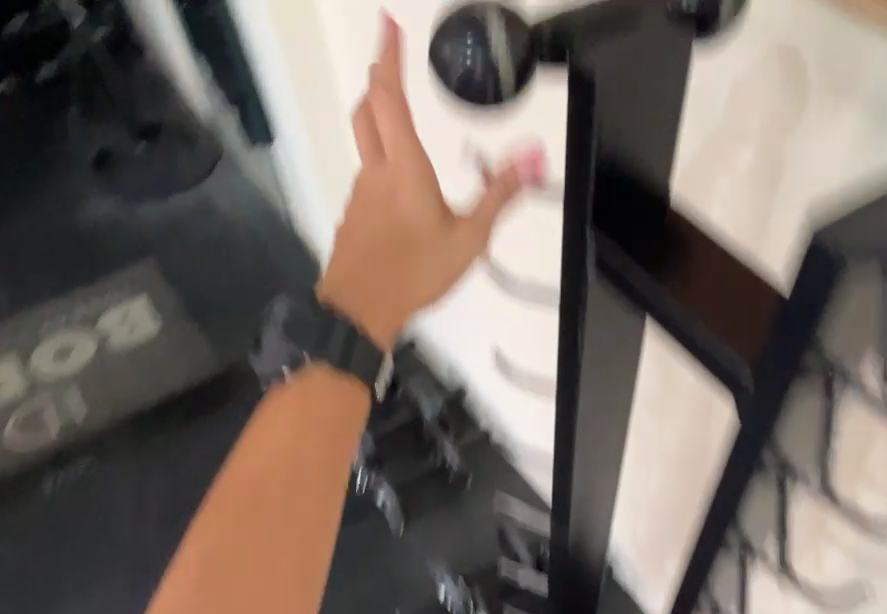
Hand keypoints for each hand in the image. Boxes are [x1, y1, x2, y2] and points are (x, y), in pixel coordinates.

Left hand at [317, 14, 546, 350]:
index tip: (389, 27)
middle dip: (378, 81)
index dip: (388, 57)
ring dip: (377, 124)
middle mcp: (376, 172)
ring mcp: (360, 196)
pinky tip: (398, 195)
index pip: (389, 96)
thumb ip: (501, 195)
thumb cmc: (414, 274)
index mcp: (404, 167)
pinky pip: (365, 181)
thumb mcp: (469, 239)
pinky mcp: (353, 219)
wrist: (360, 311)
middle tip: (389, 64)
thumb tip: (533, 158)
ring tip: (399, 127)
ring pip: (364, 145)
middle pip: (367, 111)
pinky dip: (379, 168)